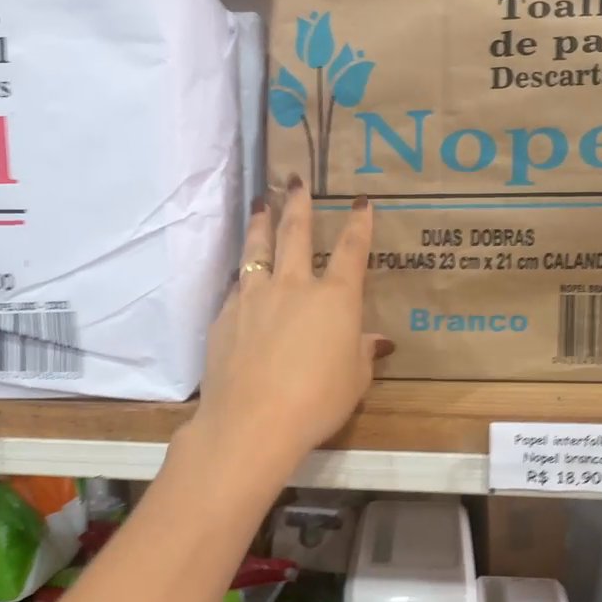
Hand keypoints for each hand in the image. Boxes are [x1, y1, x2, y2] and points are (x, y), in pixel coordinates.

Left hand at [190, 175, 390, 480]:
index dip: (358, 225)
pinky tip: (241, 274)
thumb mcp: (354, 380)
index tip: (360, 203)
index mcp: (335, 298)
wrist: (252, 421)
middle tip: (295, 180)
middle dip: (299, 204)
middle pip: (296, 233)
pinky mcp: (225, 316)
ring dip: (261, 223)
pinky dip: (243, 275)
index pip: (351, 251)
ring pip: (257, 250)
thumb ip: (362, 353)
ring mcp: (254, 297)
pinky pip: (237, 286)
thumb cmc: (317, 401)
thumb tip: (376, 340)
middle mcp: (293, 286)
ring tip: (260, 203)